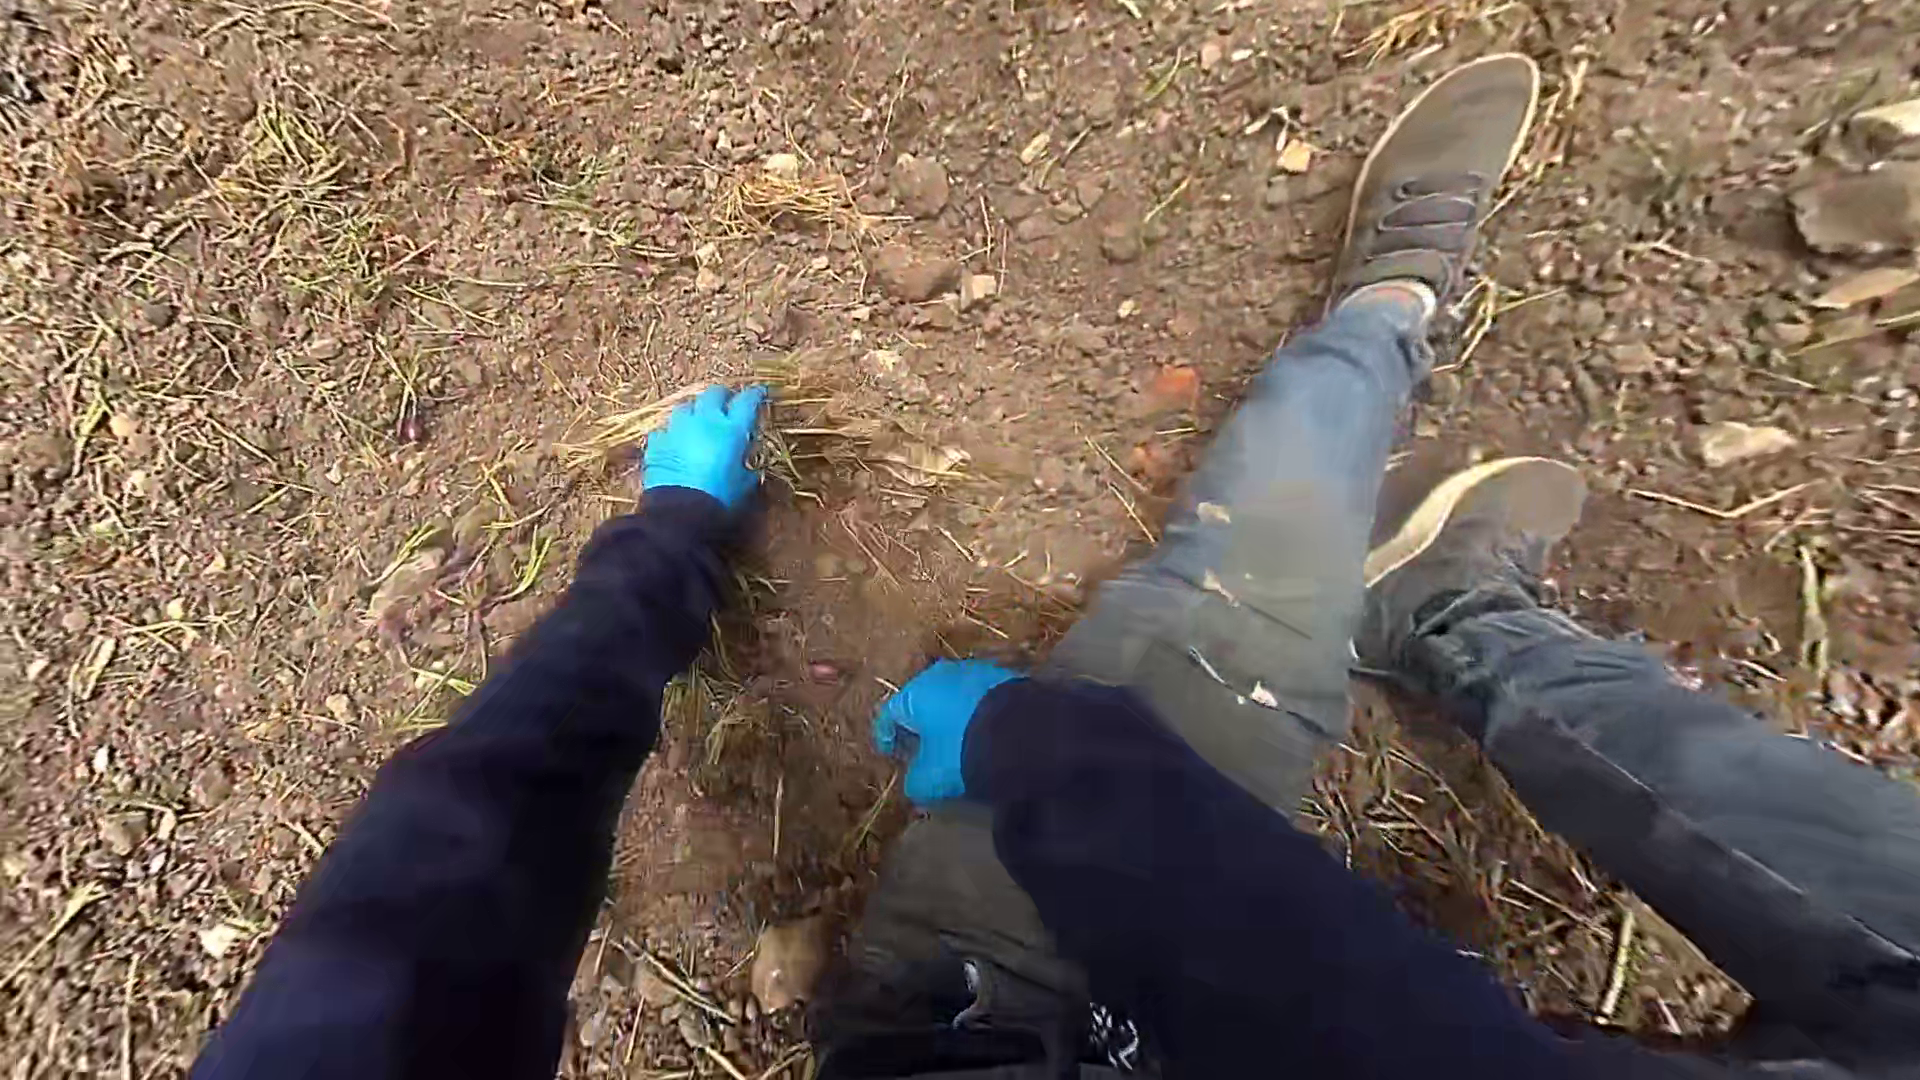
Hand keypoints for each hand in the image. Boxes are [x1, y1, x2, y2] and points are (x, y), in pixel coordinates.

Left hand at [642, 385, 769, 509]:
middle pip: (713, 393)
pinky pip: (666, 430)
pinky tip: (677, 443)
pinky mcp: (657, 442)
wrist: (680, 512)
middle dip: (722, 395)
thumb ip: (748, 467)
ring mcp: (677, 429)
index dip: (755, 394)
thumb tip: (749, 464)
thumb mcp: (744, 484)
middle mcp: (704, 421)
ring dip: (696, 411)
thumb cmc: (719, 498)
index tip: (759, 392)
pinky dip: (674, 433)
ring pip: (686, 407)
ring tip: (700, 421)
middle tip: (728, 402)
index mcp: (731, 430)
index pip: (747, 401)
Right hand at [873, 659, 1021, 802]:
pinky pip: (978, 697)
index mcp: (915, 693)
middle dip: (921, 724)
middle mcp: (941, 674)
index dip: (887, 737)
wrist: (1023, 733)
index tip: (892, 755)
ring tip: (956, 742)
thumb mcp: (931, 779)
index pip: (891, 714)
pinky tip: (982, 731)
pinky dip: (974, 713)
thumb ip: (915, 780)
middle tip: (923, 749)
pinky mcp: (1003, 675)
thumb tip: (915, 780)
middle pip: (922, 701)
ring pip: (951, 696)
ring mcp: (974, 670)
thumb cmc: (963, 753)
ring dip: (949, 717)